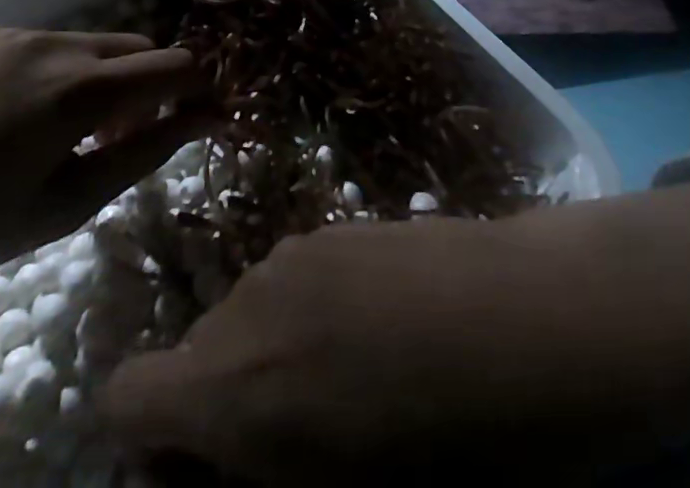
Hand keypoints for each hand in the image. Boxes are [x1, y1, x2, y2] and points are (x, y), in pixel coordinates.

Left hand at [0, 27, 210, 487]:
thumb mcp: (65, 207)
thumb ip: (143, 153)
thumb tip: (203, 117)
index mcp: (79, 88)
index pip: (175, 66)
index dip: (202, 89)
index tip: (209, 118)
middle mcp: (48, 41)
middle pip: (134, 46)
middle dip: (153, 85)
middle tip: (133, 142)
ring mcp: (1, 32)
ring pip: (85, 44)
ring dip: (103, 79)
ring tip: (70, 138)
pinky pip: (37, 45)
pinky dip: (56, 73)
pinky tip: (15, 122)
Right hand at [101, 183, 689, 483]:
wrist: (561, 317)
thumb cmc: (476, 447)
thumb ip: (265, 480)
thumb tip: (226, 469)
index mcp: (243, 386)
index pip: (128, 396)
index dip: (151, 446)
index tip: (210, 477)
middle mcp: (252, 301)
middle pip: (192, 356)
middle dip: (221, 406)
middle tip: (302, 445)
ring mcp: (297, 252)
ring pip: (244, 316)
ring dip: (271, 358)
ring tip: (355, 382)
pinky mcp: (341, 226)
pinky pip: (290, 283)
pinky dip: (307, 317)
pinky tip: (385, 335)